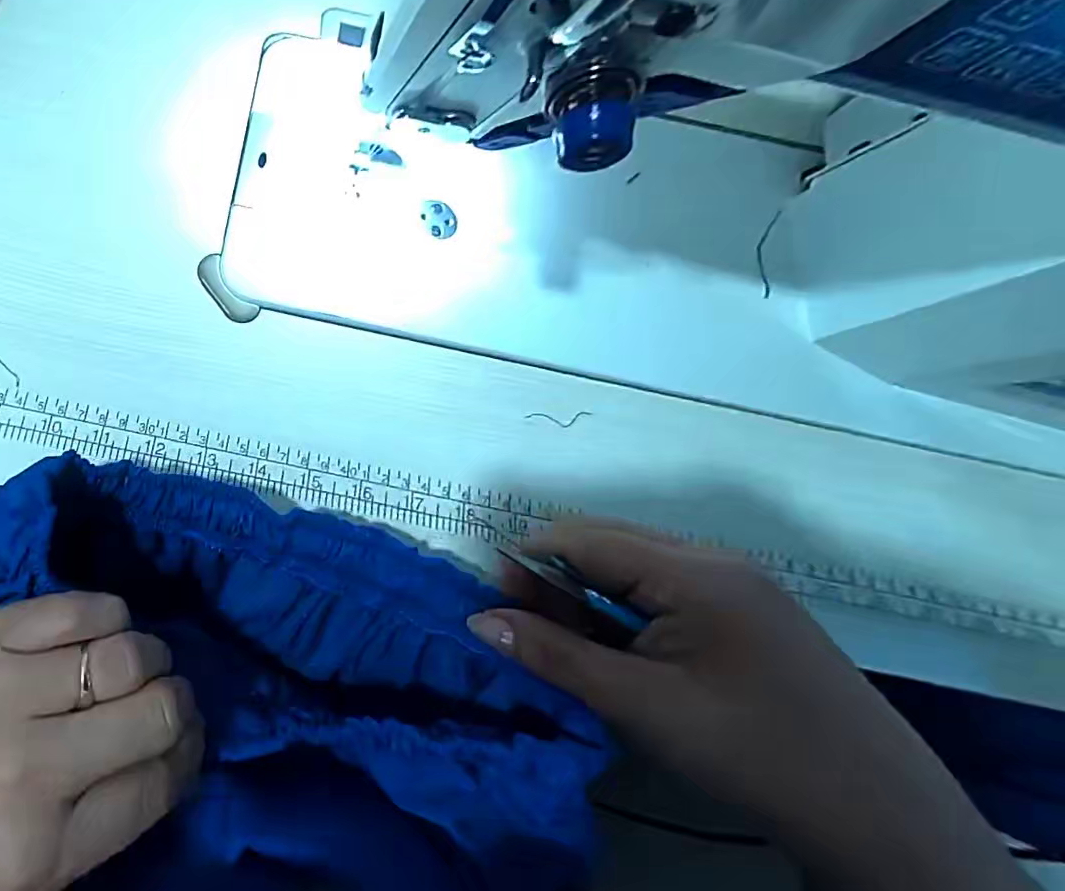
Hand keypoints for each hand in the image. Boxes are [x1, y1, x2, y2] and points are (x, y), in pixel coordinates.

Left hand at [0, 593, 201, 890]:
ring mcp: (3, 688)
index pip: (156, 786)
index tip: (189, 743)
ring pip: (125, 653)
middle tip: (173, 701)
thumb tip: (177, 749)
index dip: (188, 758)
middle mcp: (28, 767)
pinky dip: (109, 613)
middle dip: (181, 705)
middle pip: (154, 713)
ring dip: (150, 657)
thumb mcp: (28, 878)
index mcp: (39, 850)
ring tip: (141, 665)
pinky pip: (77, 607)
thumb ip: (106, 821)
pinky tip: (107, 629)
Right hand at [467, 520, 1027, 890]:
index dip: (527, 564)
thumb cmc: (752, 752)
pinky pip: (659, 585)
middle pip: (602, 542)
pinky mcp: (745, 611)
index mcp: (694, 571)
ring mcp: (736, 584)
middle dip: (553, 576)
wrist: (888, 826)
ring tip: (574, 643)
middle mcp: (714, 561)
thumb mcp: (639, 704)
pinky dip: (621, 606)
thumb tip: (477, 621)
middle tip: (532, 627)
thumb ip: (552, 654)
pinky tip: (620, 648)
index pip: (580, 539)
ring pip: (628, 563)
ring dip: (585, 593)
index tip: (499, 606)